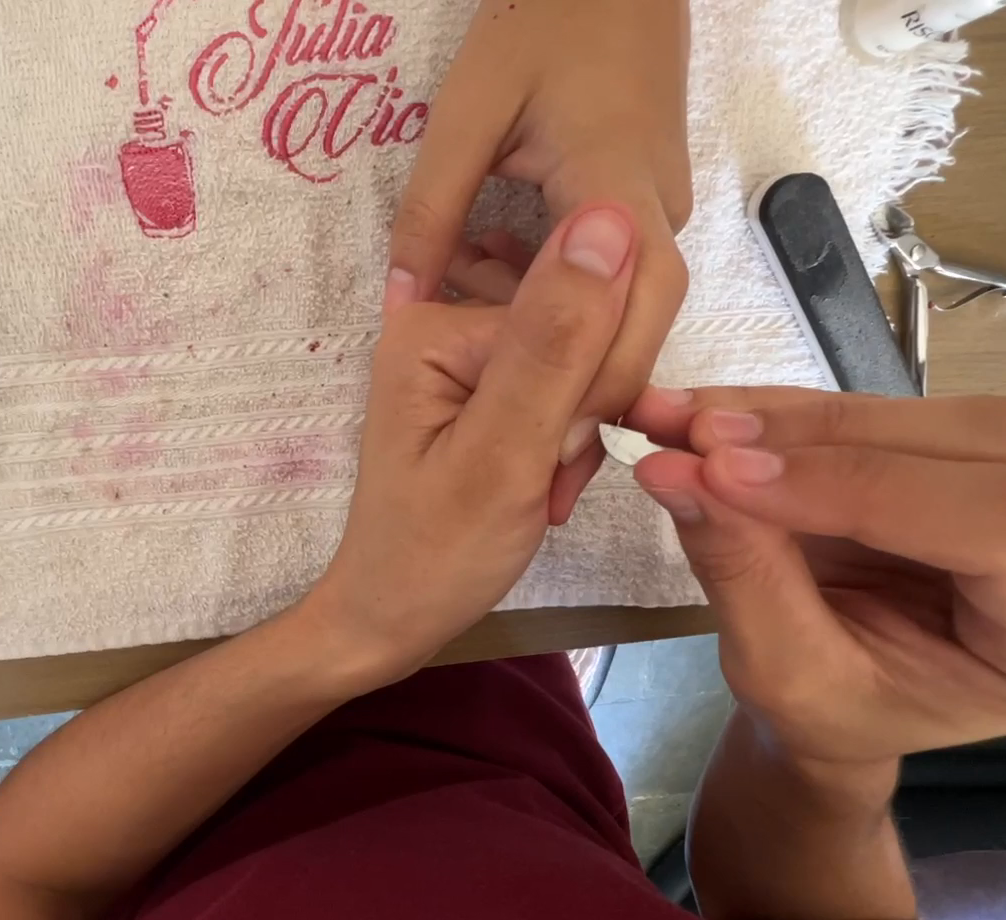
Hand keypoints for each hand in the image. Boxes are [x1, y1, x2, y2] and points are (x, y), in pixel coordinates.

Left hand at [307, 205, 636, 680]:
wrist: (395, 615)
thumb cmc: (438, 552)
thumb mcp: (502, 452)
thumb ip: (554, 344)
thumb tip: (610, 218)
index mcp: (436, 325)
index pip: (571, 312)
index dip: (587, 394)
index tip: (552, 460)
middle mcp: (446, 325)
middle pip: (573, 336)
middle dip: (578, 419)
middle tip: (537, 483)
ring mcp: (465, 361)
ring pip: (576, 371)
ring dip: (575, 438)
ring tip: (534, 492)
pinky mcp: (483, 392)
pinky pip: (558, 397)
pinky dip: (564, 446)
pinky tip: (539, 486)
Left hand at [386, 0, 691, 520]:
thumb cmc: (538, 24)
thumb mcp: (463, 115)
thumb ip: (433, 212)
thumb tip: (402, 297)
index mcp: (614, 189)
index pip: (628, 311)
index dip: (593, 385)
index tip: (545, 444)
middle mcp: (657, 211)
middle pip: (638, 331)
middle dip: (589, 400)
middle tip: (536, 465)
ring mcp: (661, 213)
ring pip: (629, 321)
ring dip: (581, 377)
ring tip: (529, 441)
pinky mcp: (647, 215)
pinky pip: (620, 296)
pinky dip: (577, 337)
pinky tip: (525, 363)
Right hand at [626, 386, 1005, 764]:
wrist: (846, 712)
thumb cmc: (832, 720)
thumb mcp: (781, 671)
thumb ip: (741, 569)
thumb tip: (672, 469)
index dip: (857, 485)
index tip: (721, 474)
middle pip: (992, 445)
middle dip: (823, 436)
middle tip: (698, 438)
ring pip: (939, 413)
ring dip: (795, 414)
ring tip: (684, 422)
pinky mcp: (993, 461)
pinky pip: (897, 411)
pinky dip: (791, 413)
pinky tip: (713, 415)